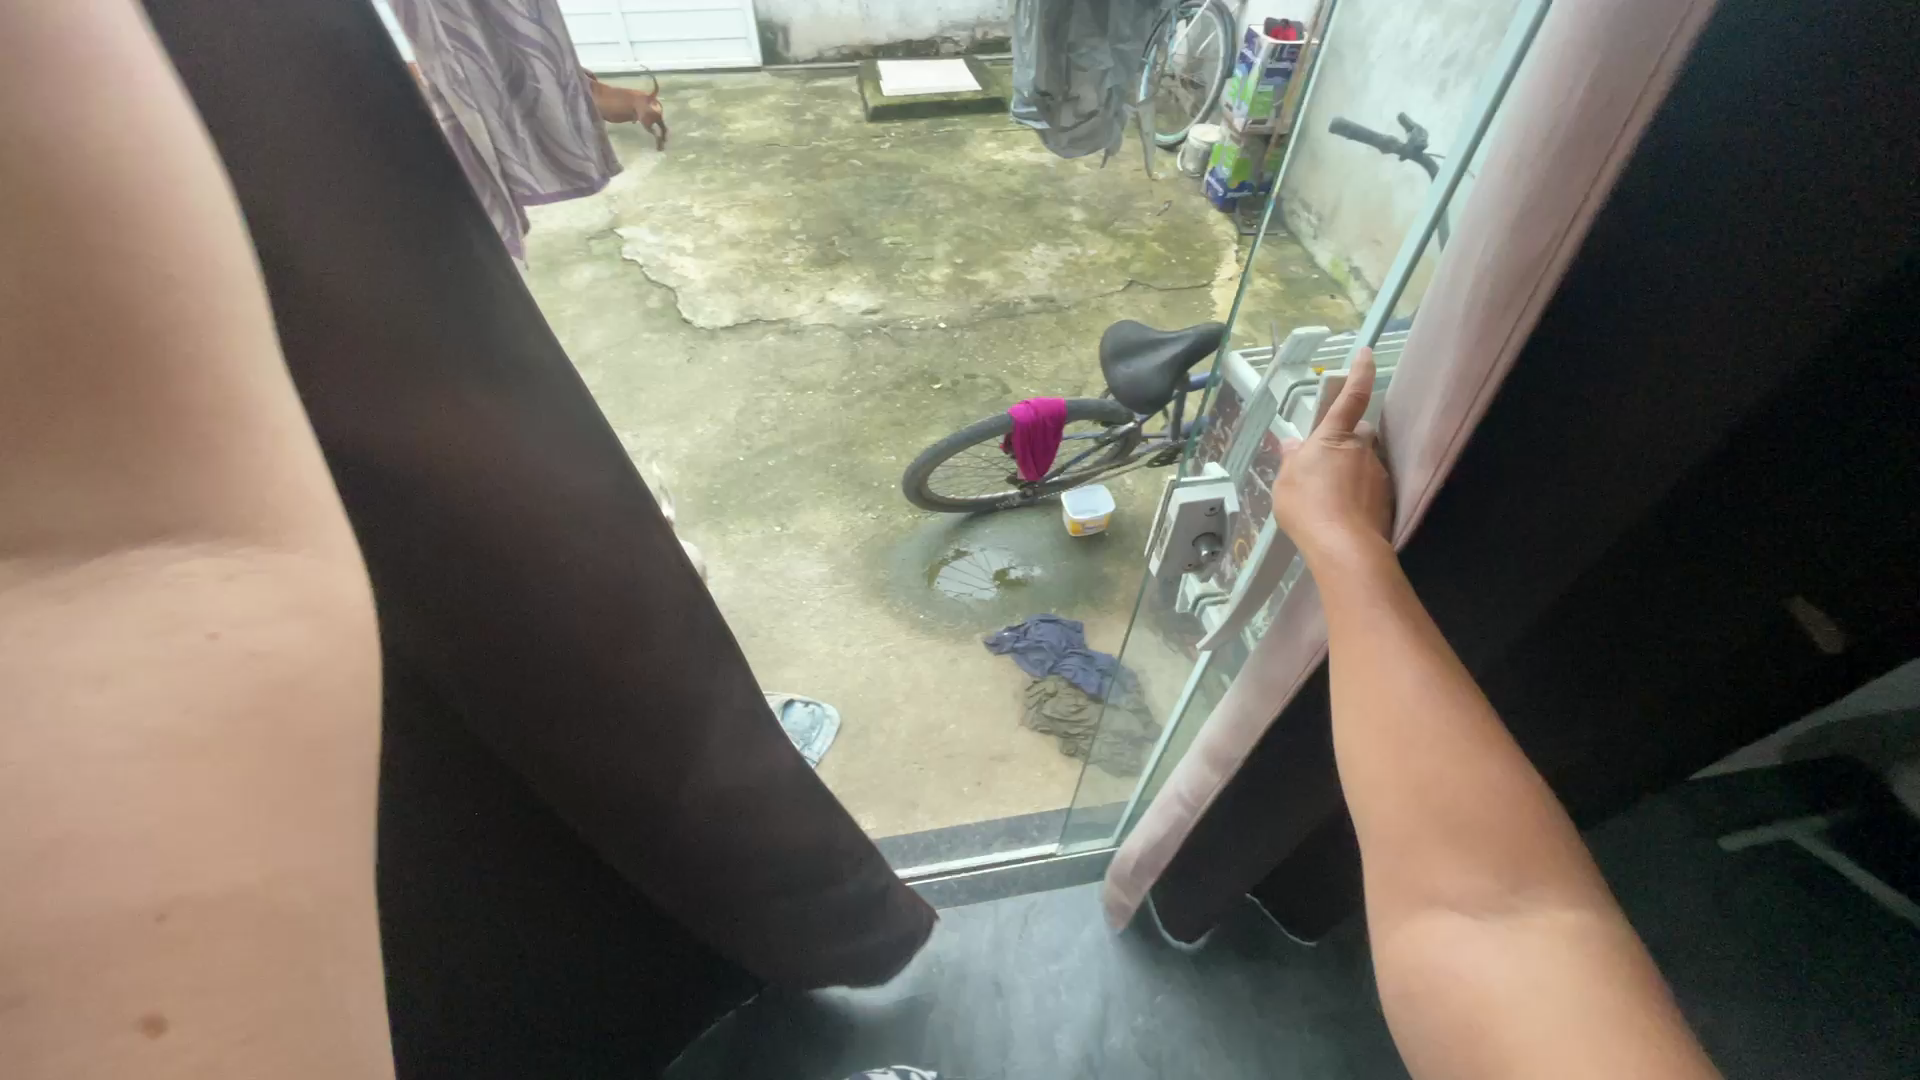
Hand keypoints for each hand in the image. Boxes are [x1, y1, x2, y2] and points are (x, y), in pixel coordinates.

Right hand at [1272, 347, 1392, 564]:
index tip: (1365, 354)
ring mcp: (1377, 473)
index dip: (1359, 373)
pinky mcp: (1387, 498)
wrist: (1343, 545)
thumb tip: (1293, 444)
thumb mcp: (1285, 482)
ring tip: (1327, 496)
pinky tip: (1340, 511)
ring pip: (1364, 461)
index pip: (1351, 397)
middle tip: (1322, 462)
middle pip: (1357, 434)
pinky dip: (1356, 493)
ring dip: (1349, 470)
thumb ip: (1291, 460)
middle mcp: (1362, 449)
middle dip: (1344, 441)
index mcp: (1334, 437)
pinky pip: (1369, 487)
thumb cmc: (1307, 506)